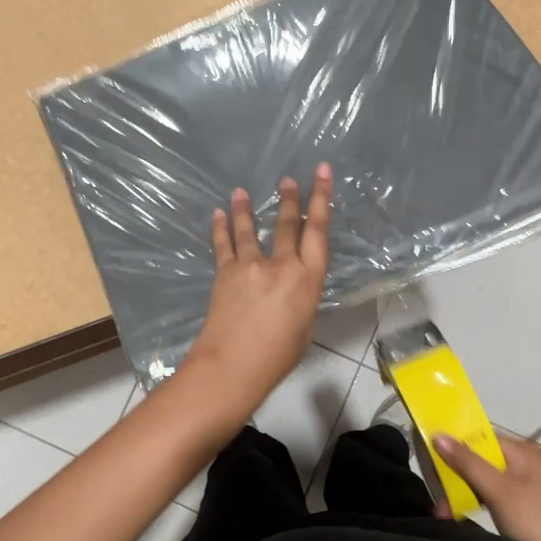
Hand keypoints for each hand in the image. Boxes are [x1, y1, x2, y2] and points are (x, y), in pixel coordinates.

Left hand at [179, 165, 333, 414]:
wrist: (232, 366)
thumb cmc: (276, 357)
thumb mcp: (304, 328)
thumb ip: (301, 301)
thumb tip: (292, 291)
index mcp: (308, 280)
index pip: (318, 231)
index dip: (321, 199)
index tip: (322, 174)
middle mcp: (281, 265)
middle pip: (287, 224)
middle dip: (290, 199)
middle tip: (288, 179)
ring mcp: (250, 266)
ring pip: (251, 229)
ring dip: (247, 208)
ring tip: (242, 191)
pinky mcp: (225, 273)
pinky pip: (224, 245)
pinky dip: (221, 228)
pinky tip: (218, 214)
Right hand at [433, 433, 540, 540]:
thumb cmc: (533, 520)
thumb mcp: (497, 489)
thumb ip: (467, 462)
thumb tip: (437, 435)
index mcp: (521, 450)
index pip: (479, 437)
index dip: (453, 445)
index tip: (429, 459)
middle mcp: (521, 461)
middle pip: (478, 458)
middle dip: (454, 476)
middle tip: (435, 496)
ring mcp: (521, 483)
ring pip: (480, 478)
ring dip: (459, 492)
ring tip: (441, 512)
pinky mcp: (519, 504)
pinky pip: (488, 494)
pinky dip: (472, 501)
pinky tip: (456, 515)